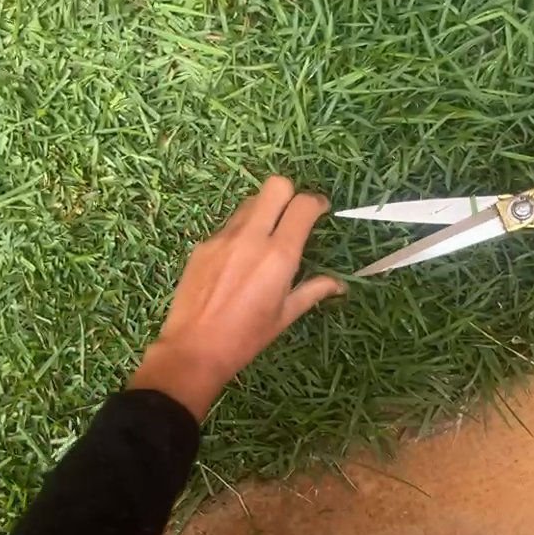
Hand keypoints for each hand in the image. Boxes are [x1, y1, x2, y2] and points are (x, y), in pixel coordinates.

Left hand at [129, 177, 346, 419]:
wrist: (194, 348)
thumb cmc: (246, 338)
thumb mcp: (284, 316)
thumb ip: (312, 291)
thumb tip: (339, 285)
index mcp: (278, 256)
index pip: (302, 206)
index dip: (315, 203)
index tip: (319, 211)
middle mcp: (251, 237)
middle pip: (275, 186)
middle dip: (289, 194)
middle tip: (292, 215)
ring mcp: (223, 238)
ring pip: (250, 202)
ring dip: (263, 210)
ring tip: (265, 236)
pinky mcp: (203, 245)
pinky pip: (228, 225)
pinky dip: (240, 232)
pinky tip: (238, 259)